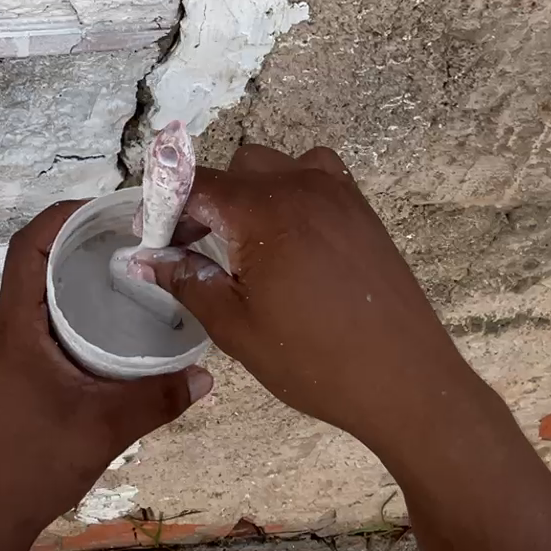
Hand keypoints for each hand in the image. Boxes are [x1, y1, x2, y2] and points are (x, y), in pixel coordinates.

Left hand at [0, 200, 214, 534]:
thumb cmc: (38, 458)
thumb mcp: (105, 426)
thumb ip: (157, 398)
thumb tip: (207, 375)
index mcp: (16, 322)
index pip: (27, 244)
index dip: (63, 216)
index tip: (108, 207)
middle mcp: (8, 322)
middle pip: (34, 255)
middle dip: (78, 234)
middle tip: (130, 230)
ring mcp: (11, 341)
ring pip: (38, 282)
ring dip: (74, 263)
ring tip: (126, 260)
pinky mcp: (19, 359)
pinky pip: (43, 307)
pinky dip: (72, 294)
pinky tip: (110, 311)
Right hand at [129, 144, 482, 460]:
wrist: (407, 384)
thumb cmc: (313, 360)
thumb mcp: (234, 326)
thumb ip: (184, 280)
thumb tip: (143, 257)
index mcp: (263, 211)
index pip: (196, 185)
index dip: (165, 208)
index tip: (153, 240)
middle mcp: (299, 185)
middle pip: (233, 169)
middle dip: (205, 200)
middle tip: (196, 247)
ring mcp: (336, 192)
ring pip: (272, 165)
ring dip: (247, 191)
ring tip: (244, 239)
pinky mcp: (360, 207)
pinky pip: (314, 171)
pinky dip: (291, 185)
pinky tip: (291, 228)